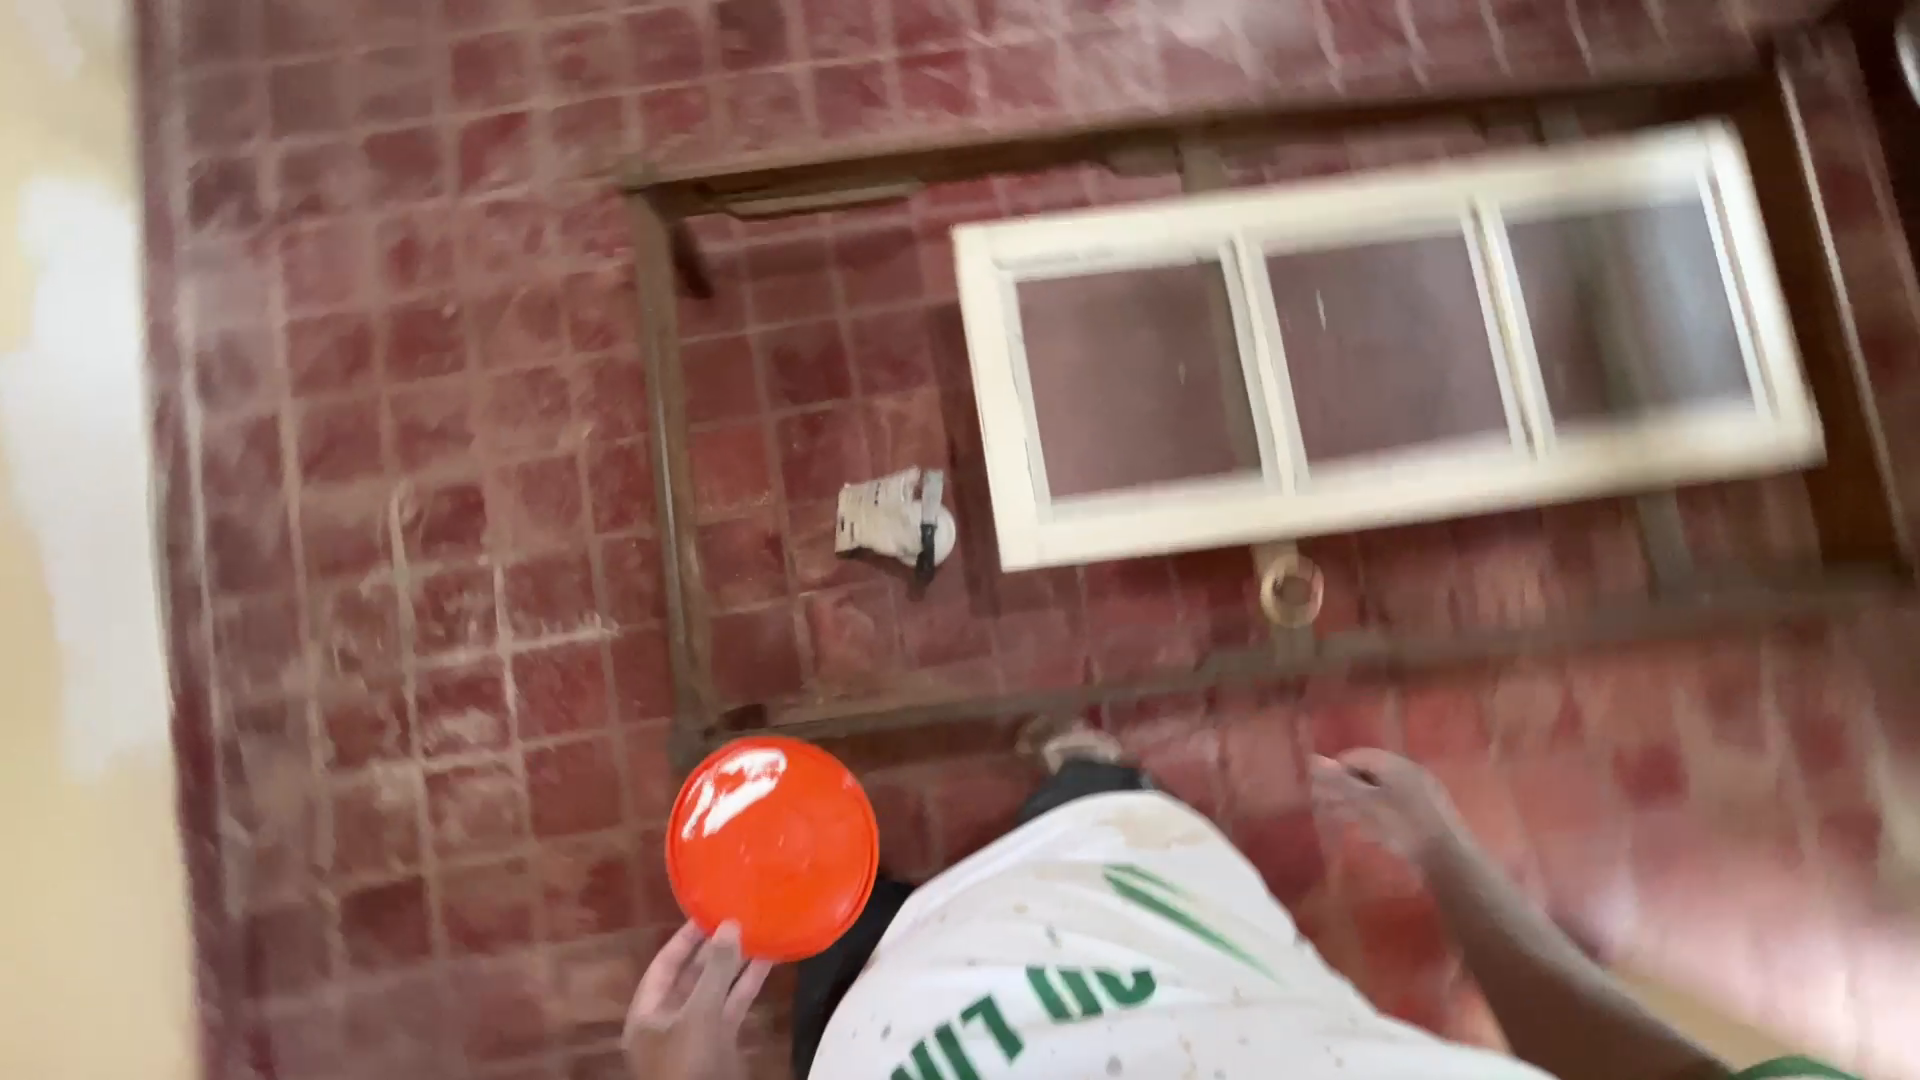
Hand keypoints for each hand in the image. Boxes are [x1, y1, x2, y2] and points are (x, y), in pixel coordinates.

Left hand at [624, 921, 771, 1079]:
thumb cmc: (687, 1065)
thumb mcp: (699, 1014)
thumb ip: (715, 969)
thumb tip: (729, 924)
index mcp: (648, 1014)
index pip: (664, 964)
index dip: (685, 937)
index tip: (709, 911)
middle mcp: (669, 1020)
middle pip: (692, 974)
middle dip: (716, 947)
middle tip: (740, 915)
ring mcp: (696, 1032)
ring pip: (717, 988)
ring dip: (737, 962)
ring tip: (759, 930)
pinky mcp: (720, 1042)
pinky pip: (733, 1005)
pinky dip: (749, 983)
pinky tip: (770, 960)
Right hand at [1310, 749, 1463, 863]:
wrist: (1450, 863)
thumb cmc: (1404, 825)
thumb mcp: (1367, 802)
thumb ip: (1339, 781)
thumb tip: (1312, 758)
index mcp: (1397, 765)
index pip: (1357, 756)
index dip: (1336, 769)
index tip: (1322, 788)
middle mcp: (1409, 775)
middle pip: (1368, 773)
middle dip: (1344, 787)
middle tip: (1324, 803)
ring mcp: (1419, 796)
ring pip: (1379, 793)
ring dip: (1355, 802)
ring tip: (1336, 816)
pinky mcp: (1424, 818)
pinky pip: (1392, 808)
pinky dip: (1373, 814)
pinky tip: (1363, 830)